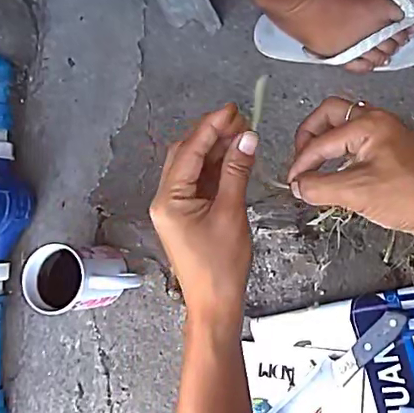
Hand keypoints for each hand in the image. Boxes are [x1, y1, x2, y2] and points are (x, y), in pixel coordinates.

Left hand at [150, 104, 257, 323]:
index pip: (190, 151)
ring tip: (243, 137)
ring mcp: (178, 207)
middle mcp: (167, 199)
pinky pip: (203, 182)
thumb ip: (238, 172)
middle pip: (189, 154)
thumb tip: (246, 140)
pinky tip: (237, 159)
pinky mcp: (190, 214)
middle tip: (241, 122)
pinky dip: (220, 168)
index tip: (232, 111)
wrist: (215, 301)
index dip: (211, 127)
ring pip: (197, 167)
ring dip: (218, 150)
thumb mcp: (232, 213)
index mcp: (169, 199)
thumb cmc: (219, 267)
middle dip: (214, 135)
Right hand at [285, 99, 413, 245]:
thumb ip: (320, 187)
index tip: (292, 183)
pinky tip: (337, 174)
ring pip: (345, 127)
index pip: (321, 139)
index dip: (302, 162)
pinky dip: (341, 153)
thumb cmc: (410, 198)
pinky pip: (358, 142)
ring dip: (326, 143)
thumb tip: (298, 185)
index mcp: (368, 123)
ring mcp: (387, 134)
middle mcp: (378, 121)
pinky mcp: (393, 150)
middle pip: (331, 115)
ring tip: (314, 169)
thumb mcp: (357, 193)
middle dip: (310, 136)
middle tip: (300, 161)